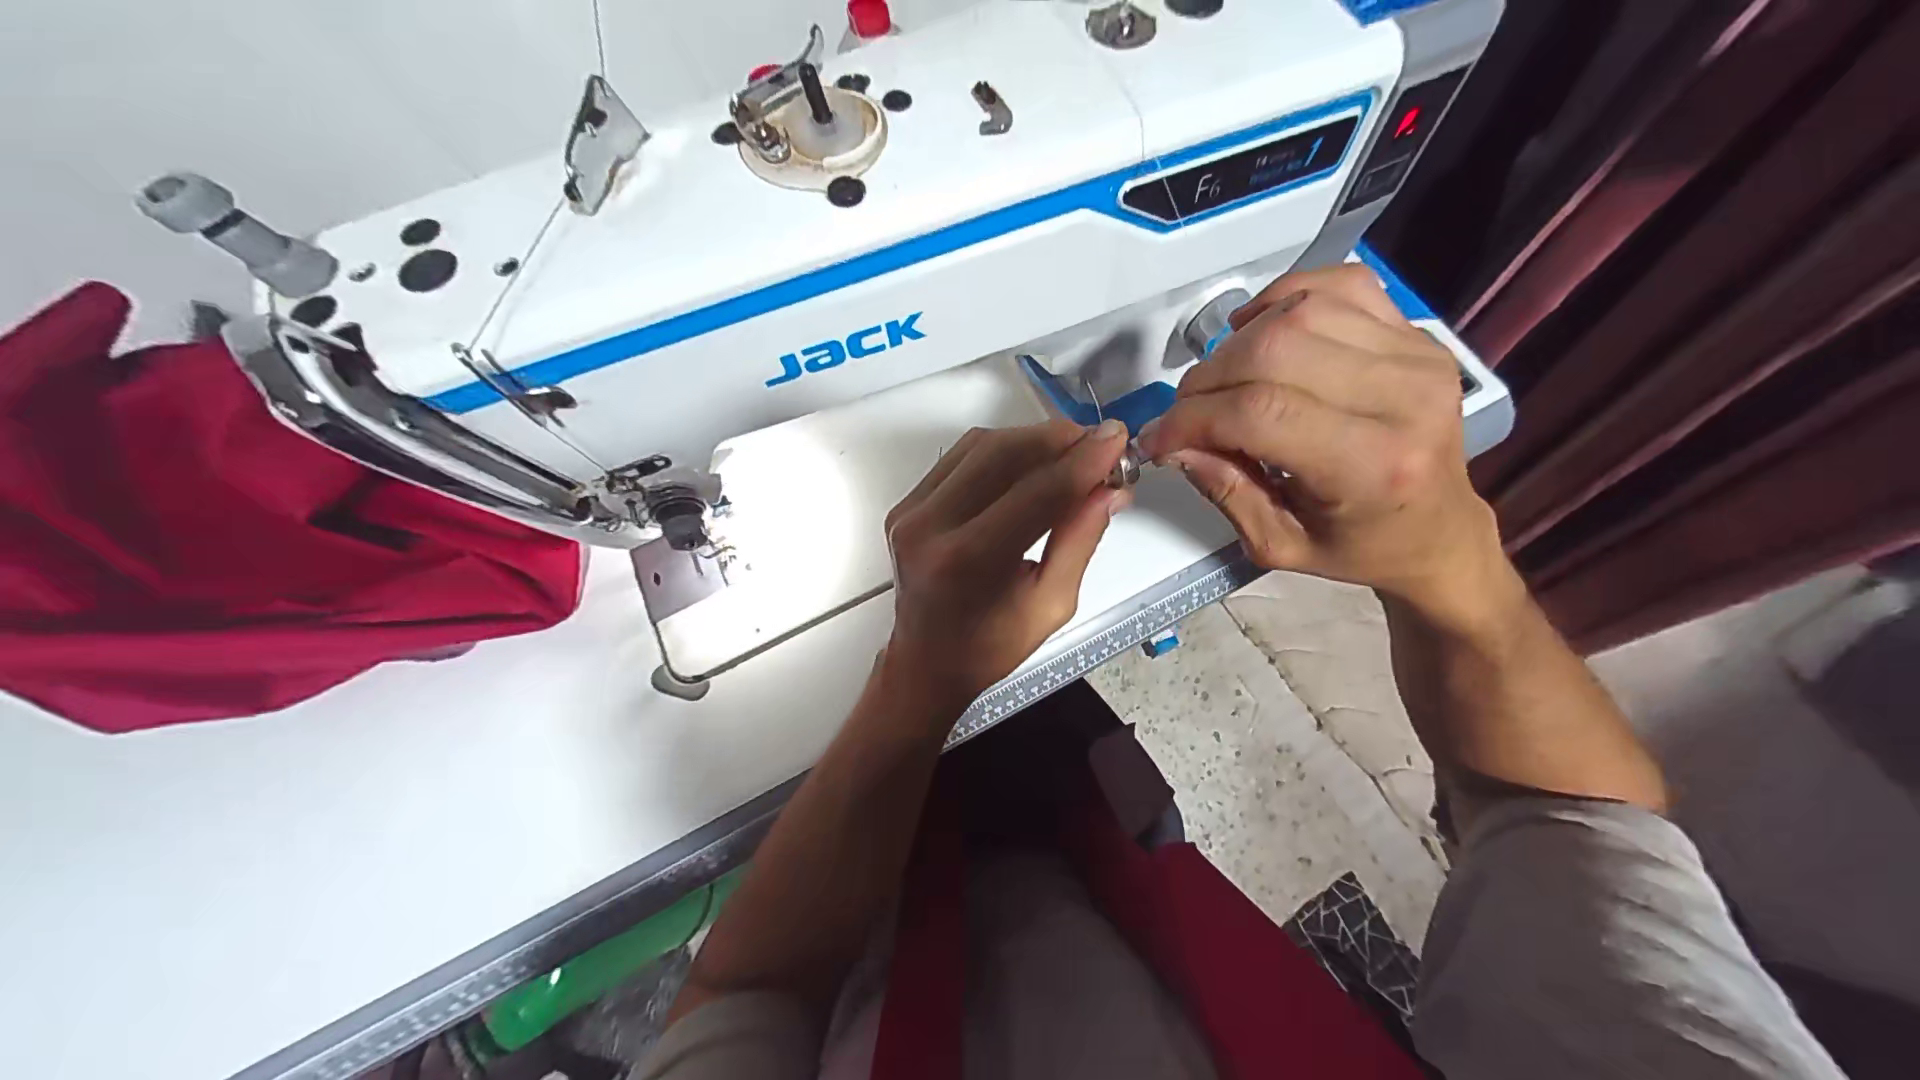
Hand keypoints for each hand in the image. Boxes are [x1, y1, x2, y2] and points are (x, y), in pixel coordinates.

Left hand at [882, 419, 1130, 718]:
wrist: (927, 661)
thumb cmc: (990, 647)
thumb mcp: (1051, 604)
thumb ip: (1079, 540)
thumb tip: (1111, 488)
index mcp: (967, 562)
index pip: (1037, 492)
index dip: (1084, 461)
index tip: (1117, 440)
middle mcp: (930, 527)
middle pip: (1003, 454)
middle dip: (1058, 439)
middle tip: (1098, 442)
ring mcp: (910, 512)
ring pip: (980, 446)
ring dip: (1031, 438)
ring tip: (1070, 450)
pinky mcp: (906, 504)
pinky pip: (959, 456)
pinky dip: (1000, 448)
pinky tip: (1029, 458)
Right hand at [1139, 264, 1515, 629]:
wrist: (1438, 531)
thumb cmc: (1359, 547)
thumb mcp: (1277, 545)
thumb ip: (1223, 490)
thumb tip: (1175, 442)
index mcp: (1370, 465)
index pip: (1259, 412)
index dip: (1191, 418)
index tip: (1159, 439)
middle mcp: (1402, 398)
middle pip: (1273, 352)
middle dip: (1206, 381)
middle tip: (1187, 413)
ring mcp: (1416, 356)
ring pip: (1299, 313)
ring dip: (1236, 345)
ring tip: (1221, 381)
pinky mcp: (1416, 335)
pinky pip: (1340, 285)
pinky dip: (1283, 298)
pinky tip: (1257, 328)